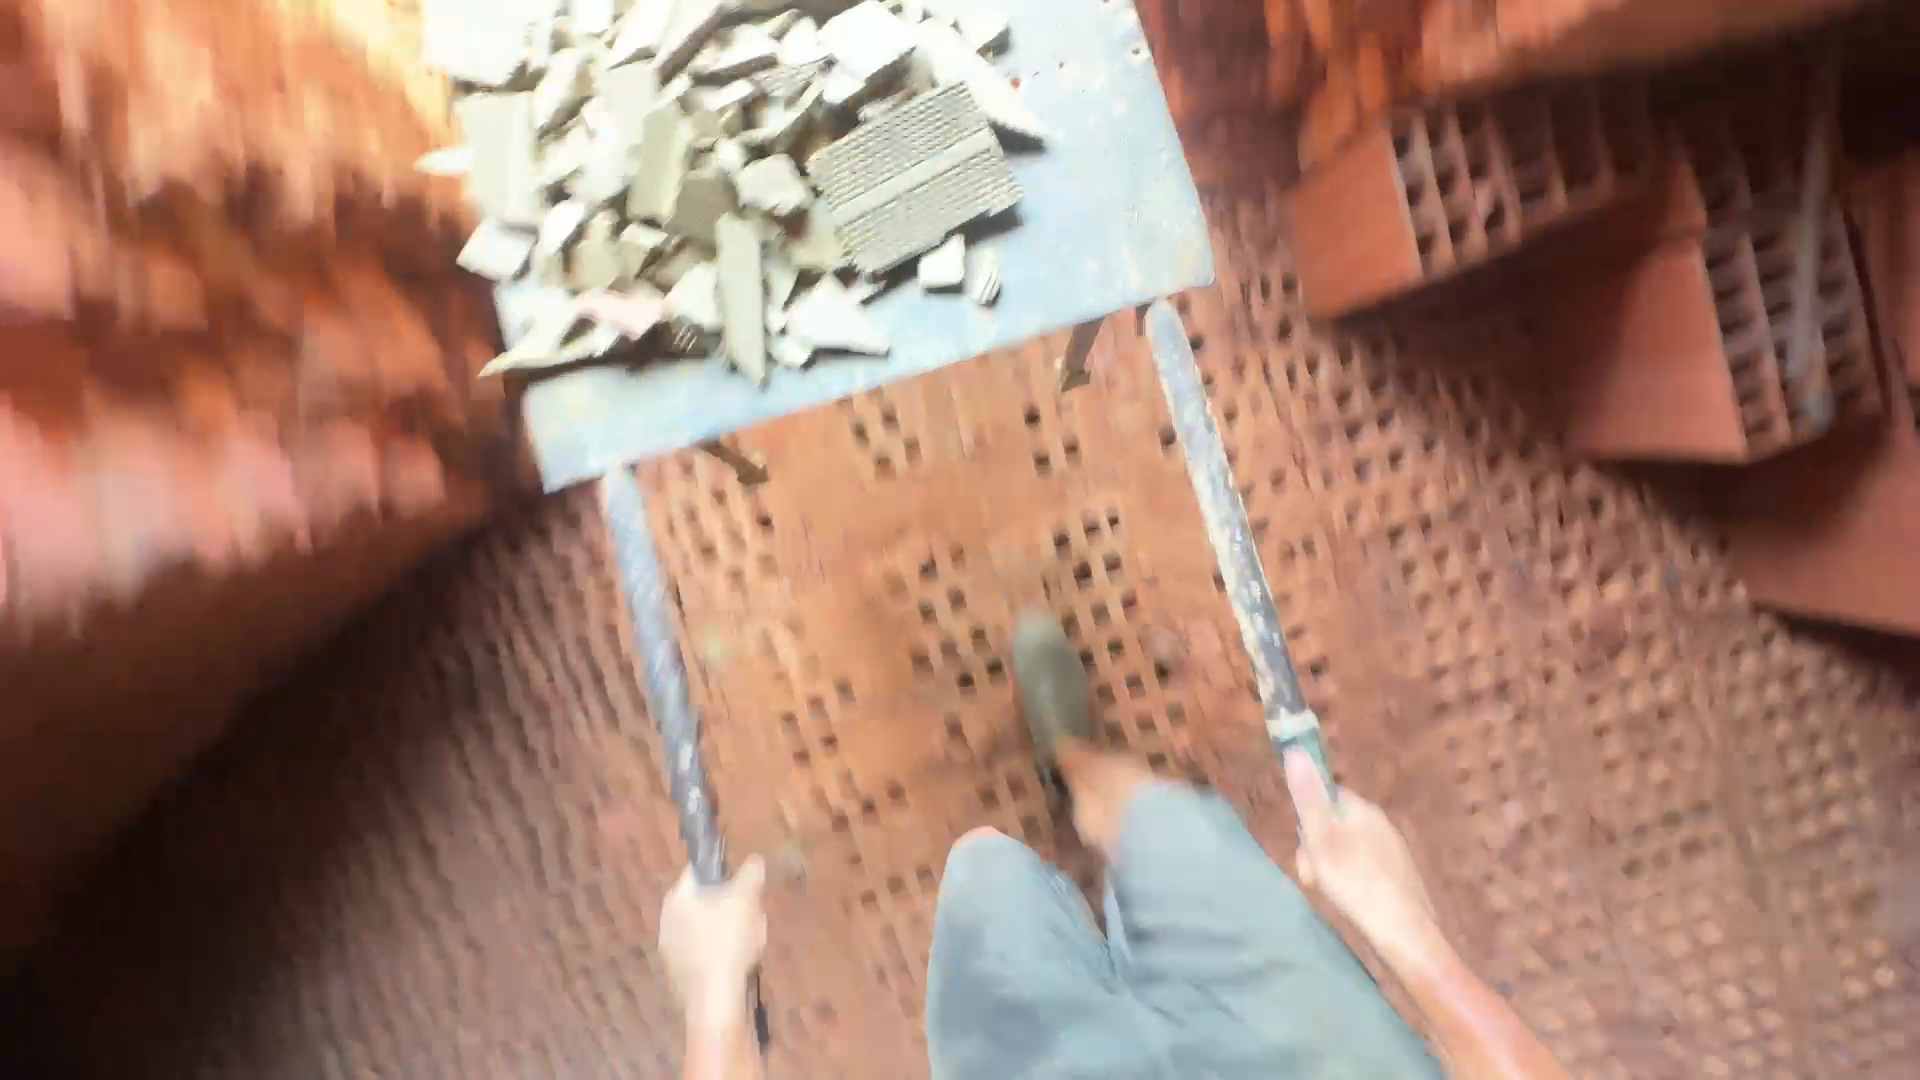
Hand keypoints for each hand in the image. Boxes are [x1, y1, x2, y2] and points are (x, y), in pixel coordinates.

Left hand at [659, 857, 767, 1030]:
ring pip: (703, 926)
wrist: (714, 1000)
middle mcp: (665, 920)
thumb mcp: (747, 897)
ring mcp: (668, 950)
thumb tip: (753, 859)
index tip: (742, 883)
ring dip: (723, 928)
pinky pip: (700, 951)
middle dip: (727, 903)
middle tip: (749, 912)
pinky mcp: (676, 975)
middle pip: (703, 899)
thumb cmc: (728, 939)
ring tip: (746, 939)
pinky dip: (716, 951)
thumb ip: (751, 871)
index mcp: (677, 896)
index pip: (699, 870)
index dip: (724, 871)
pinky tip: (734, 961)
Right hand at [1283, 750, 1442, 965]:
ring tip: (1332, 890)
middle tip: (1314, 875)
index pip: (1326, 795)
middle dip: (1317, 846)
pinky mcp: (1401, 877)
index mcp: (1363, 810)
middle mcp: (1381, 824)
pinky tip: (1352, 899)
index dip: (1307, 817)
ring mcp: (1394, 851)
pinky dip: (1353, 880)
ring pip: (1348, 848)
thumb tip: (1295, 750)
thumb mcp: (1320, 837)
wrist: (1406, 935)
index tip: (1303, 842)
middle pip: (1334, 823)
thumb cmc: (1355, 882)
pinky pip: (1365, 867)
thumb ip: (1307, 796)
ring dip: (1332, 865)